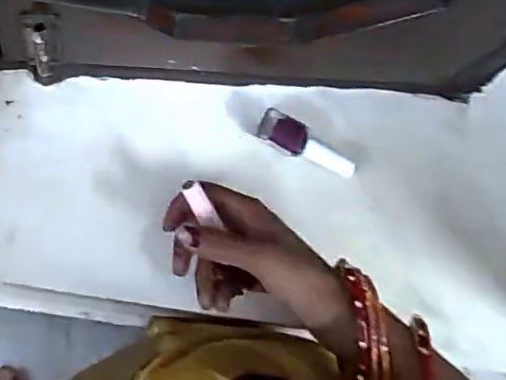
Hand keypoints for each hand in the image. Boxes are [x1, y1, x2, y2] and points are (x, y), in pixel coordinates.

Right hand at [163, 181, 351, 333]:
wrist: (336, 312)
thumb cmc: (297, 275)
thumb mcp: (256, 257)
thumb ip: (218, 243)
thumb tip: (182, 232)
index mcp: (246, 209)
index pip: (204, 193)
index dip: (184, 206)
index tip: (170, 231)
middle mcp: (246, 223)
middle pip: (205, 226)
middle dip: (192, 249)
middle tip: (181, 273)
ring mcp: (252, 247)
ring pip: (214, 252)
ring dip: (207, 275)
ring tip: (212, 303)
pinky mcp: (257, 270)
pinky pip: (227, 271)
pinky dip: (221, 286)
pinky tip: (224, 303)